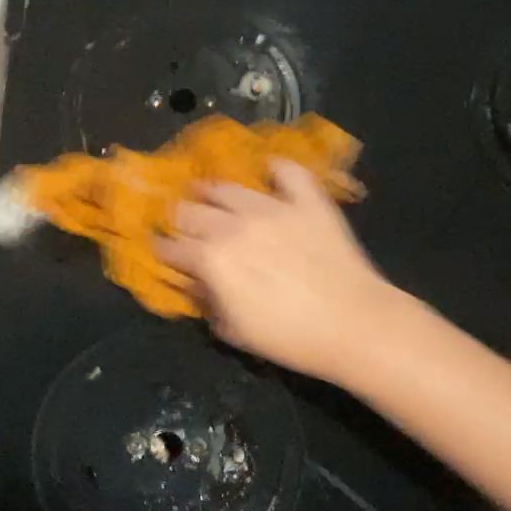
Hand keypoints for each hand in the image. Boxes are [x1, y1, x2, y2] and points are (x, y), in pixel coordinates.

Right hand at [157, 158, 414, 386]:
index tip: (159, 251)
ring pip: (229, 188)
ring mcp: (272, 208)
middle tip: (181, 224)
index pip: (172, 247)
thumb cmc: (288, 338)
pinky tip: (269, 174)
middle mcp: (234, 225)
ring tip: (207, 192)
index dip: (161, 249)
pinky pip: (287, 172)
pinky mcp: (308, 201)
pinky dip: (274, 172)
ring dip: (213, 192)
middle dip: (181, 218)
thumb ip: (209, 302)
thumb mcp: (235, 330)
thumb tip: (198, 285)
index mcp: (211, 259)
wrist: (352, 323)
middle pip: (192, 211)